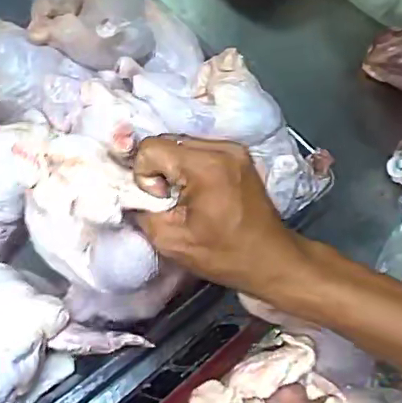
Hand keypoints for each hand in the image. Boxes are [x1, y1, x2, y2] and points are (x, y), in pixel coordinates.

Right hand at [133, 136, 301, 293]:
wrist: (274, 260)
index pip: (150, 148)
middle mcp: (222, 147)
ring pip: (178, 143)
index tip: (164, 201)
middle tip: (171, 200)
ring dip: (172, 167)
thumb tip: (127, 192)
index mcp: (206, 166)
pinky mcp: (238, 152)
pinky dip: (187, 166)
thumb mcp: (170, 241)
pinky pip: (196, 148)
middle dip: (158, 170)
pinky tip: (198, 190)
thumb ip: (140, 211)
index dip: (145, 176)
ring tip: (185, 196)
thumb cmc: (224, 255)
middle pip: (164, 142)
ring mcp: (233, 147)